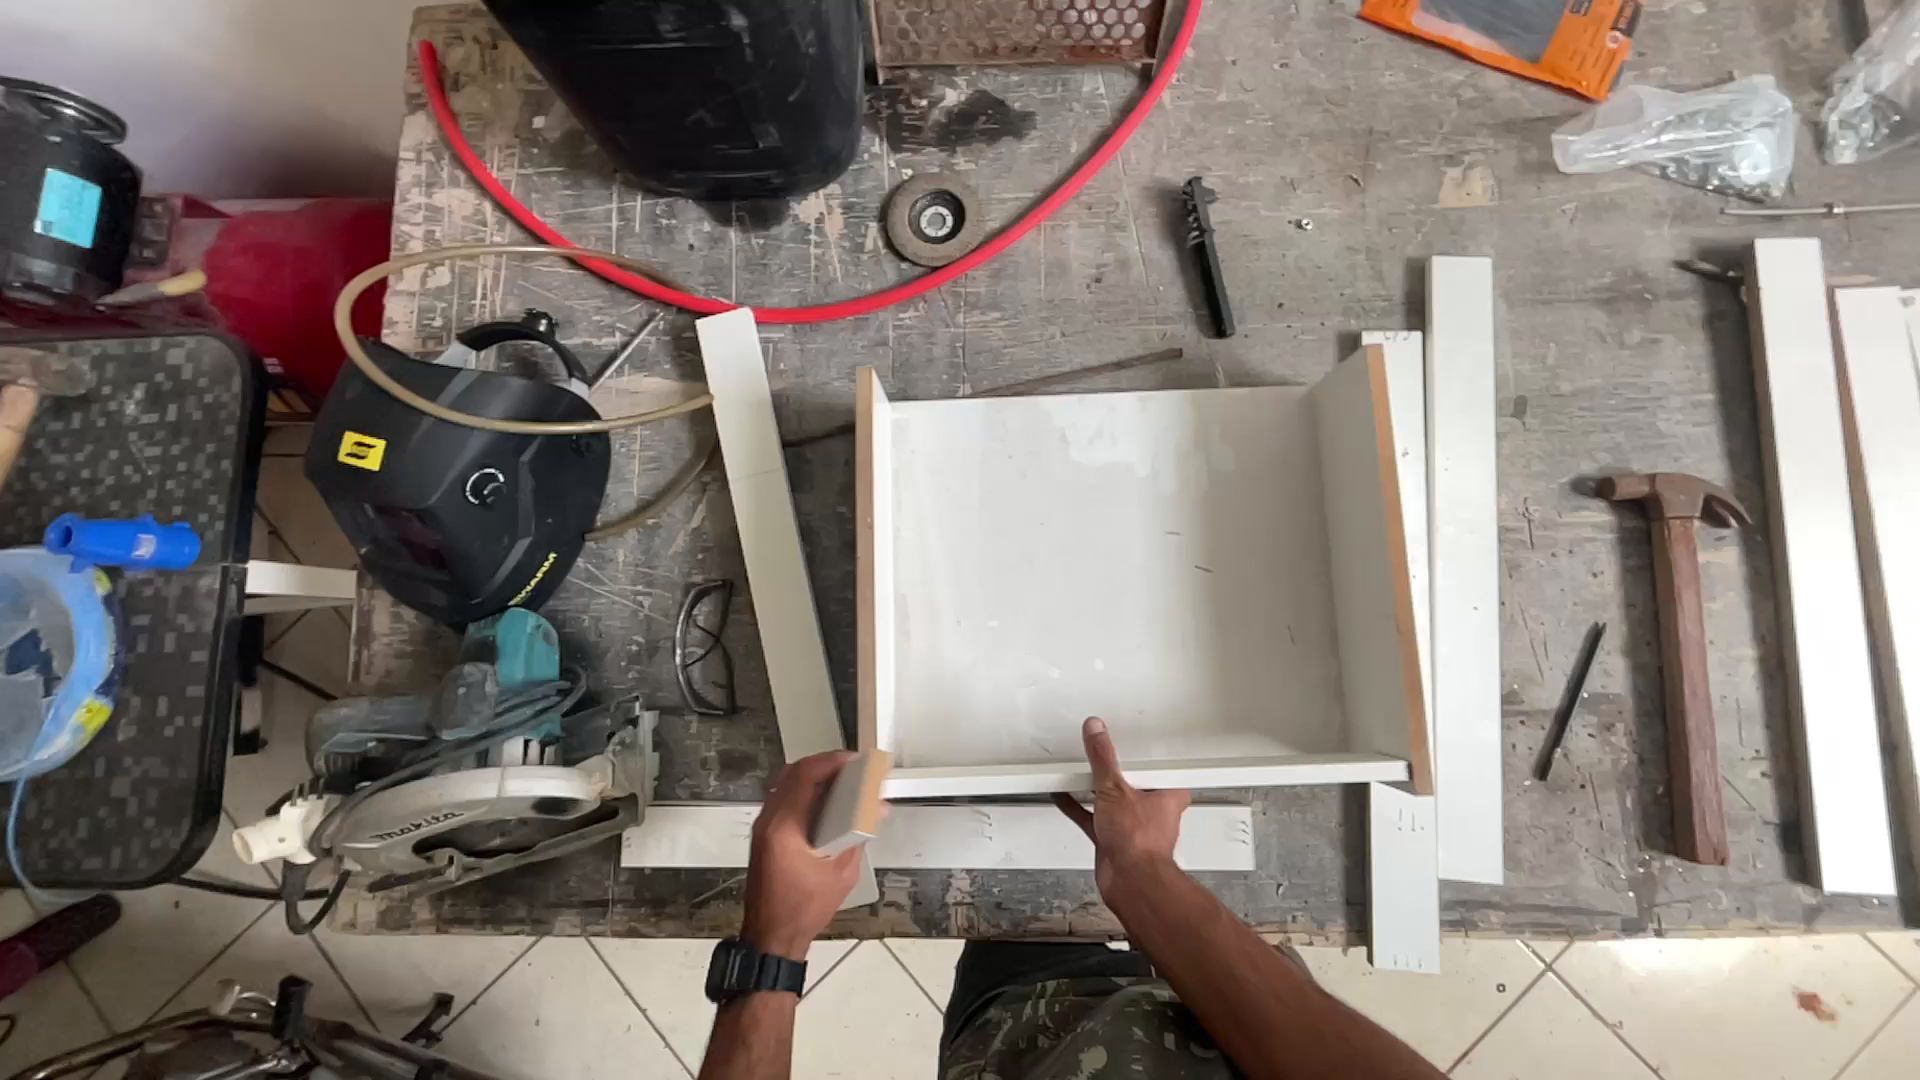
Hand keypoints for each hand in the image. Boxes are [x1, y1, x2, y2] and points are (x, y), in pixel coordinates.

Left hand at [742, 750, 863, 960]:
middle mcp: (769, 820)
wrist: (771, 938)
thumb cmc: (804, 909)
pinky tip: (828, 802)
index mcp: (784, 826)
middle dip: (825, 764)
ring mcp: (764, 827)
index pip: (806, 775)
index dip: (832, 761)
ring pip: (788, 783)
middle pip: (794, 772)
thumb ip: (857, 837)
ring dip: (815, 776)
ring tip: (844, 781)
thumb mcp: (841, 872)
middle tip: (852, 768)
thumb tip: (875, 811)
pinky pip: (786, 799)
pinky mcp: (766, 835)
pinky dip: (807, 791)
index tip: (855, 760)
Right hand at [1053, 716, 1189, 895]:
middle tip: (1101, 751)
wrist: (1130, 883)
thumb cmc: (1140, 843)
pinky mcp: (1114, 838)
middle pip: (1131, 781)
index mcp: (1167, 794)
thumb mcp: (1114, 789)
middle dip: (1116, 771)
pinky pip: (1093, 815)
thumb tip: (1097, 731)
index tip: (1124, 739)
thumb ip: (1103, 758)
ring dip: (1094, 788)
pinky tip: (1064, 795)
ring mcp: (1132, 824)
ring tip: (1079, 771)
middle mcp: (1153, 810)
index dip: (1141, 754)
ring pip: (1111, 799)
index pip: (1155, 765)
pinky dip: (1078, 806)